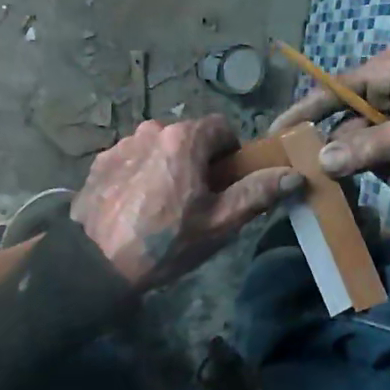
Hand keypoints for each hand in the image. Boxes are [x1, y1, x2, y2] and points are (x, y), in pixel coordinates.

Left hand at [71, 116, 304, 285]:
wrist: (96, 262)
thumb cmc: (165, 241)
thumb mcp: (218, 223)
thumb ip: (256, 193)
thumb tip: (292, 174)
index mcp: (182, 138)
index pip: (220, 127)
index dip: (230, 152)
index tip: (227, 181)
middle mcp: (150, 130)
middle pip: (188, 136)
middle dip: (198, 160)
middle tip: (198, 199)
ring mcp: (122, 143)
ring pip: (158, 147)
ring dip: (168, 165)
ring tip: (164, 204)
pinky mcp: (101, 160)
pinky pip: (133, 158)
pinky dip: (141, 173)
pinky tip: (137, 205)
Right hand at [269, 48, 389, 194]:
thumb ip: (368, 149)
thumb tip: (321, 162)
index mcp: (384, 74)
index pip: (329, 92)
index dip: (302, 114)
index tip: (275, 135)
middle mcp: (386, 91)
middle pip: (350, 129)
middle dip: (367, 158)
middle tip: (371, 177)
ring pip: (371, 150)